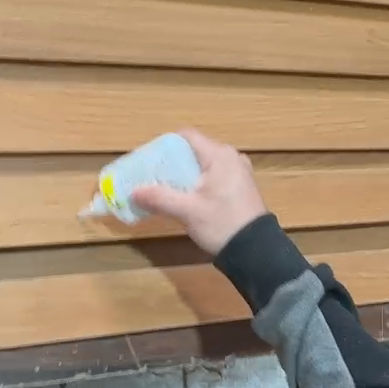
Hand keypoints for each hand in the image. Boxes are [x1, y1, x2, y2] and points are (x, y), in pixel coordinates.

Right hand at [132, 129, 267, 256]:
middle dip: (171, 163)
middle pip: (194, 151)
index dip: (164, 146)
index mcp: (219, 155)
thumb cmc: (221, 224)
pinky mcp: (241, 187)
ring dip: (183, 175)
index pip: (186, 136)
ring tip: (164, 189)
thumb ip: (159, 198)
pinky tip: (186, 199)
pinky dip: (197, 183)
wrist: (255, 251)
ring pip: (203, 165)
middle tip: (151, 177)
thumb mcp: (187, 211)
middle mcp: (231, 157)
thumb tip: (133, 192)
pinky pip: (214, 177)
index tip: (148, 161)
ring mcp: (239, 172)